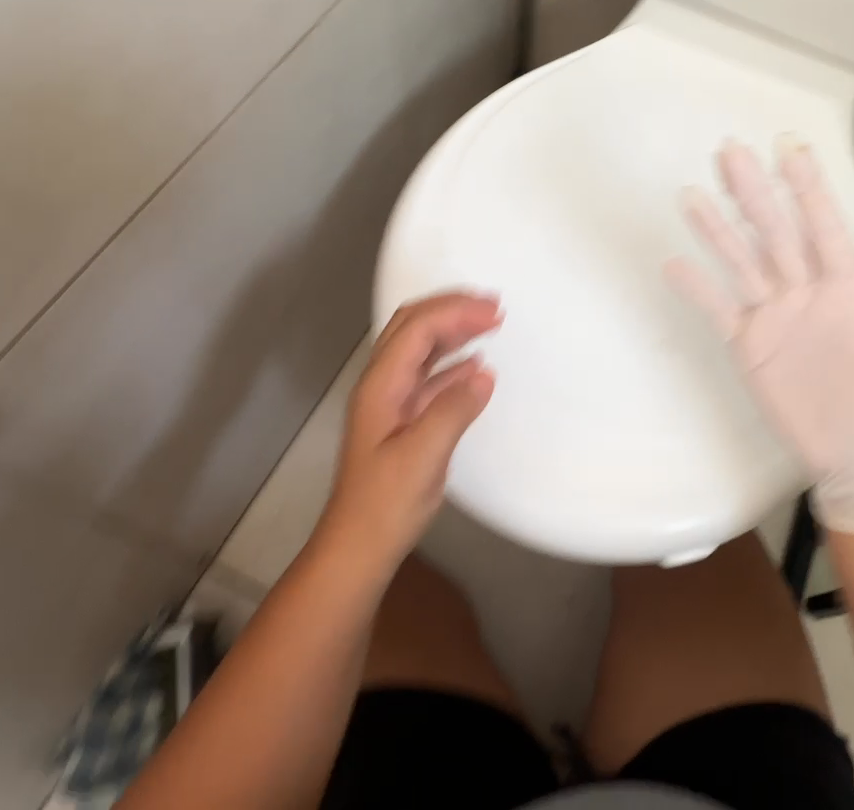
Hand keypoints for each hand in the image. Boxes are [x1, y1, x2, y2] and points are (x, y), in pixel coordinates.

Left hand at [318, 292, 500, 566]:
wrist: (358, 546)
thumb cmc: (385, 504)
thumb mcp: (422, 457)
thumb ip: (453, 411)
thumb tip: (484, 374)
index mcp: (381, 386)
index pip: (418, 329)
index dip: (455, 311)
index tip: (495, 312)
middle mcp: (382, 385)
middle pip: (413, 328)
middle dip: (451, 309)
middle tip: (493, 307)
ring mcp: (390, 402)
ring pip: (420, 350)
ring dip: (453, 331)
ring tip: (488, 324)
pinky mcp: (402, 421)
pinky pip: (428, 378)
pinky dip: (453, 364)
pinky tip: (475, 368)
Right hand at [665, 141, 853, 535]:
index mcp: (849, 287)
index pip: (824, 227)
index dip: (807, 188)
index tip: (790, 148)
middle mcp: (806, 290)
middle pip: (774, 234)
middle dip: (753, 193)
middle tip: (729, 152)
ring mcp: (774, 316)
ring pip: (741, 262)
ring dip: (717, 229)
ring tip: (690, 194)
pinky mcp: (748, 346)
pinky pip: (718, 311)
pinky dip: (697, 289)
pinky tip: (674, 264)